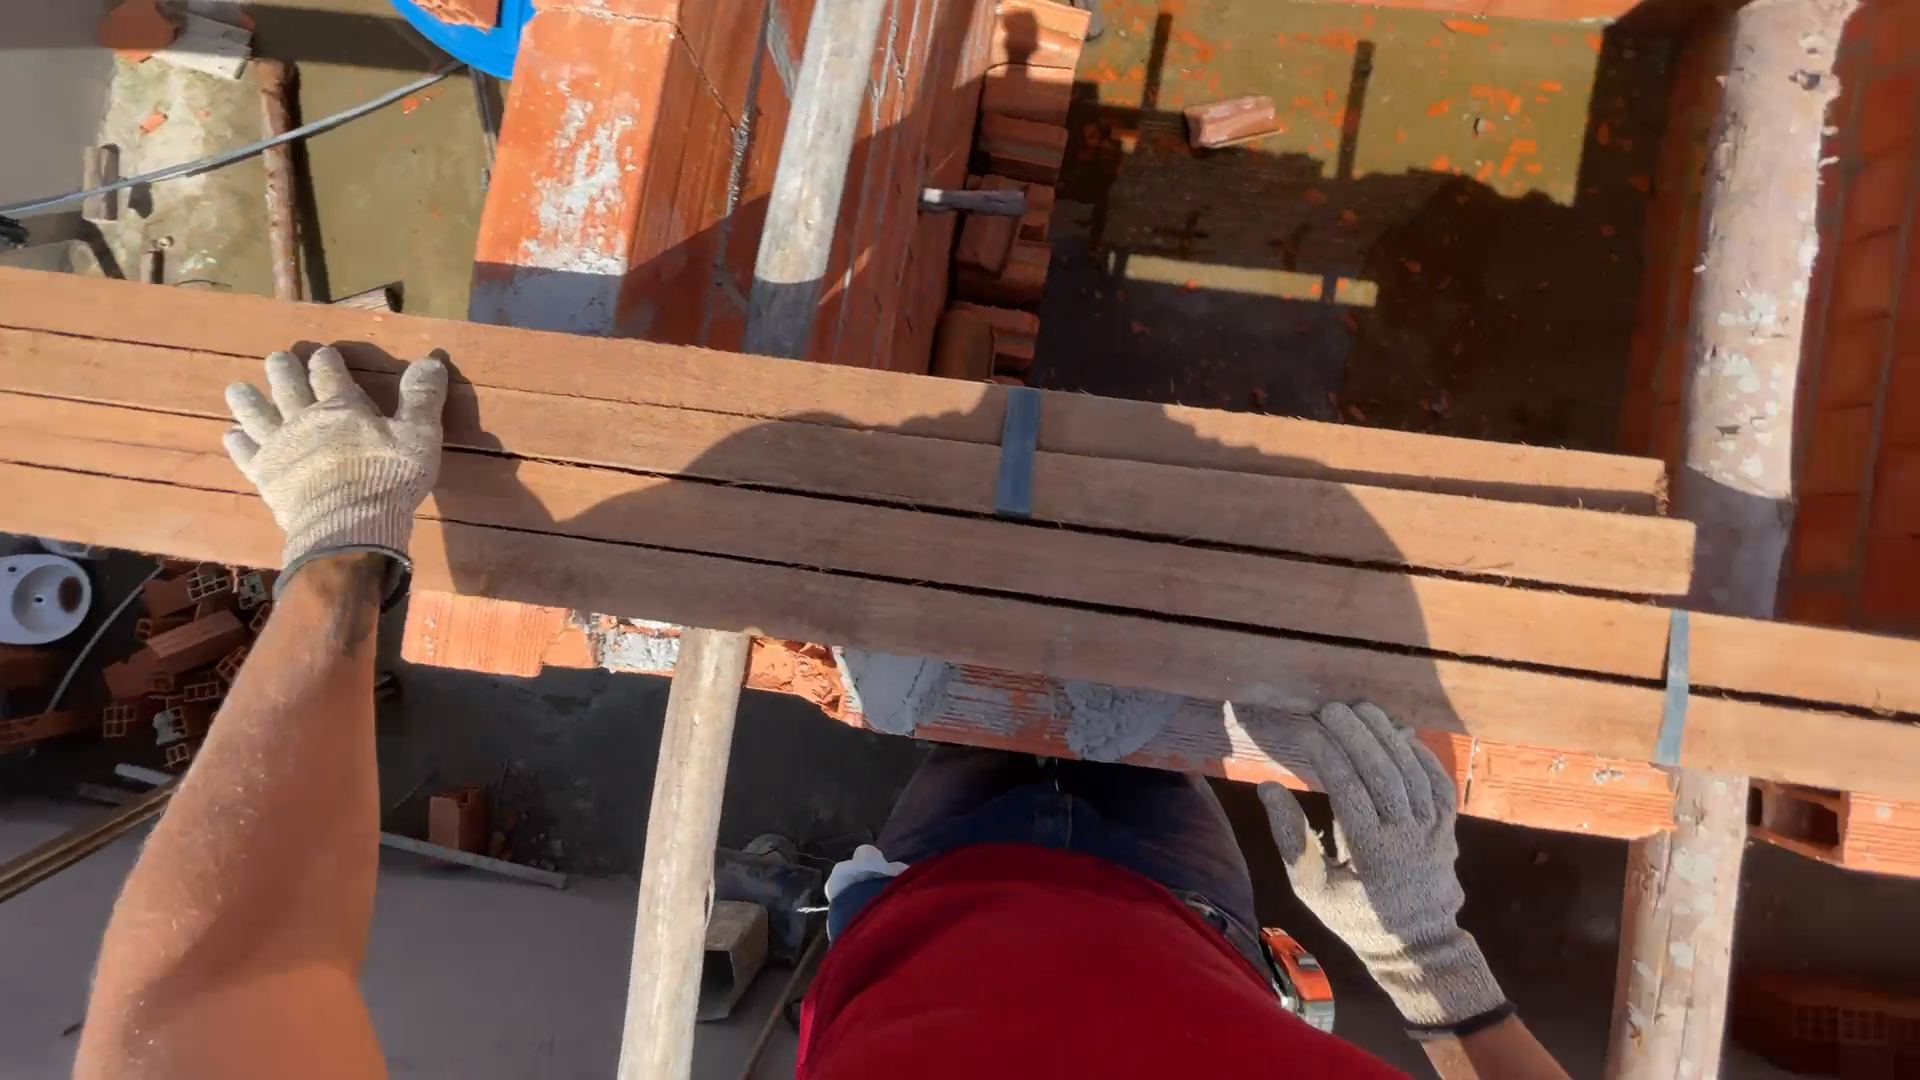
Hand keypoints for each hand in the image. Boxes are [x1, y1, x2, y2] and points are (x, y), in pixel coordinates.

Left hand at [225, 347, 446, 592]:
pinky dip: (239, 442)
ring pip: (256, 414)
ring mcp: (279, 446)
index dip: (327, 362)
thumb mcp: (419, 435)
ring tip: (238, 388)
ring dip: (247, 400)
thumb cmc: (389, 475)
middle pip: (287, 387)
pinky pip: (246, 453)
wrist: (349, 521)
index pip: (330, 375)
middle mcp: (303, 420)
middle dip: (283, 370)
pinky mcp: (266, 474)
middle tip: (278, 358)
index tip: (324, 352)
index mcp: (341, 407)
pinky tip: (233, 436)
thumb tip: (432, 359)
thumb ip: (422, 398)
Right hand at [1258, 702, 1507, 1031]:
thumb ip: (1289, 835)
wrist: (1419, 945)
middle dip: (1355, 735)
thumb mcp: (1310, 886)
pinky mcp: (1448, 828)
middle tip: (1328, 708)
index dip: (1326, 755)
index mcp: (1372, 853)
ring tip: (1359, 708)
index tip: (1304, 730)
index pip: (1349, 791)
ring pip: (1413, 773)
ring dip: (1386, 736)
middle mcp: (1408, 837)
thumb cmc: (1353, 915)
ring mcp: (1434, 831)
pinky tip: (1400, 733)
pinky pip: (1440, 784)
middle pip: (1384, 774)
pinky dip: (1421, 755)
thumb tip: (1268, 786)